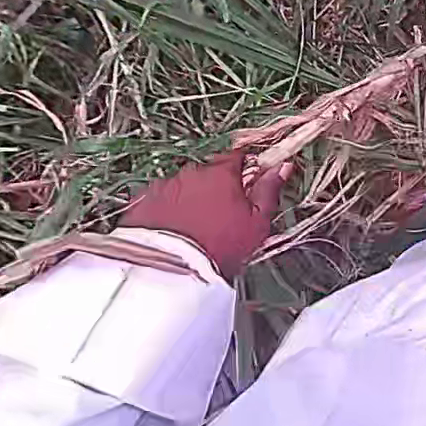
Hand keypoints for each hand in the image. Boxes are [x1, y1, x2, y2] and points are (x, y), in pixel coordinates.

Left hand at [121, 152, 291, 276]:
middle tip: (222, 214)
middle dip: (216, 186)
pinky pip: (161, 199)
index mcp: (222, 174)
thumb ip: (269, 190)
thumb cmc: (220, 247)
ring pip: (184, 185)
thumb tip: (283, 166)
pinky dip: (168, 208)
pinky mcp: (142, 201)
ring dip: (191, 198)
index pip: (237, 157)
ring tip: (196, 226)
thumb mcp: (257, 222)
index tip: (248, 183)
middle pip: (209, 172)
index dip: (245, 168)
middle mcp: (192, 172)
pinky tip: (174, 229)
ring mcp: (165, 185)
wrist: (170, 269)